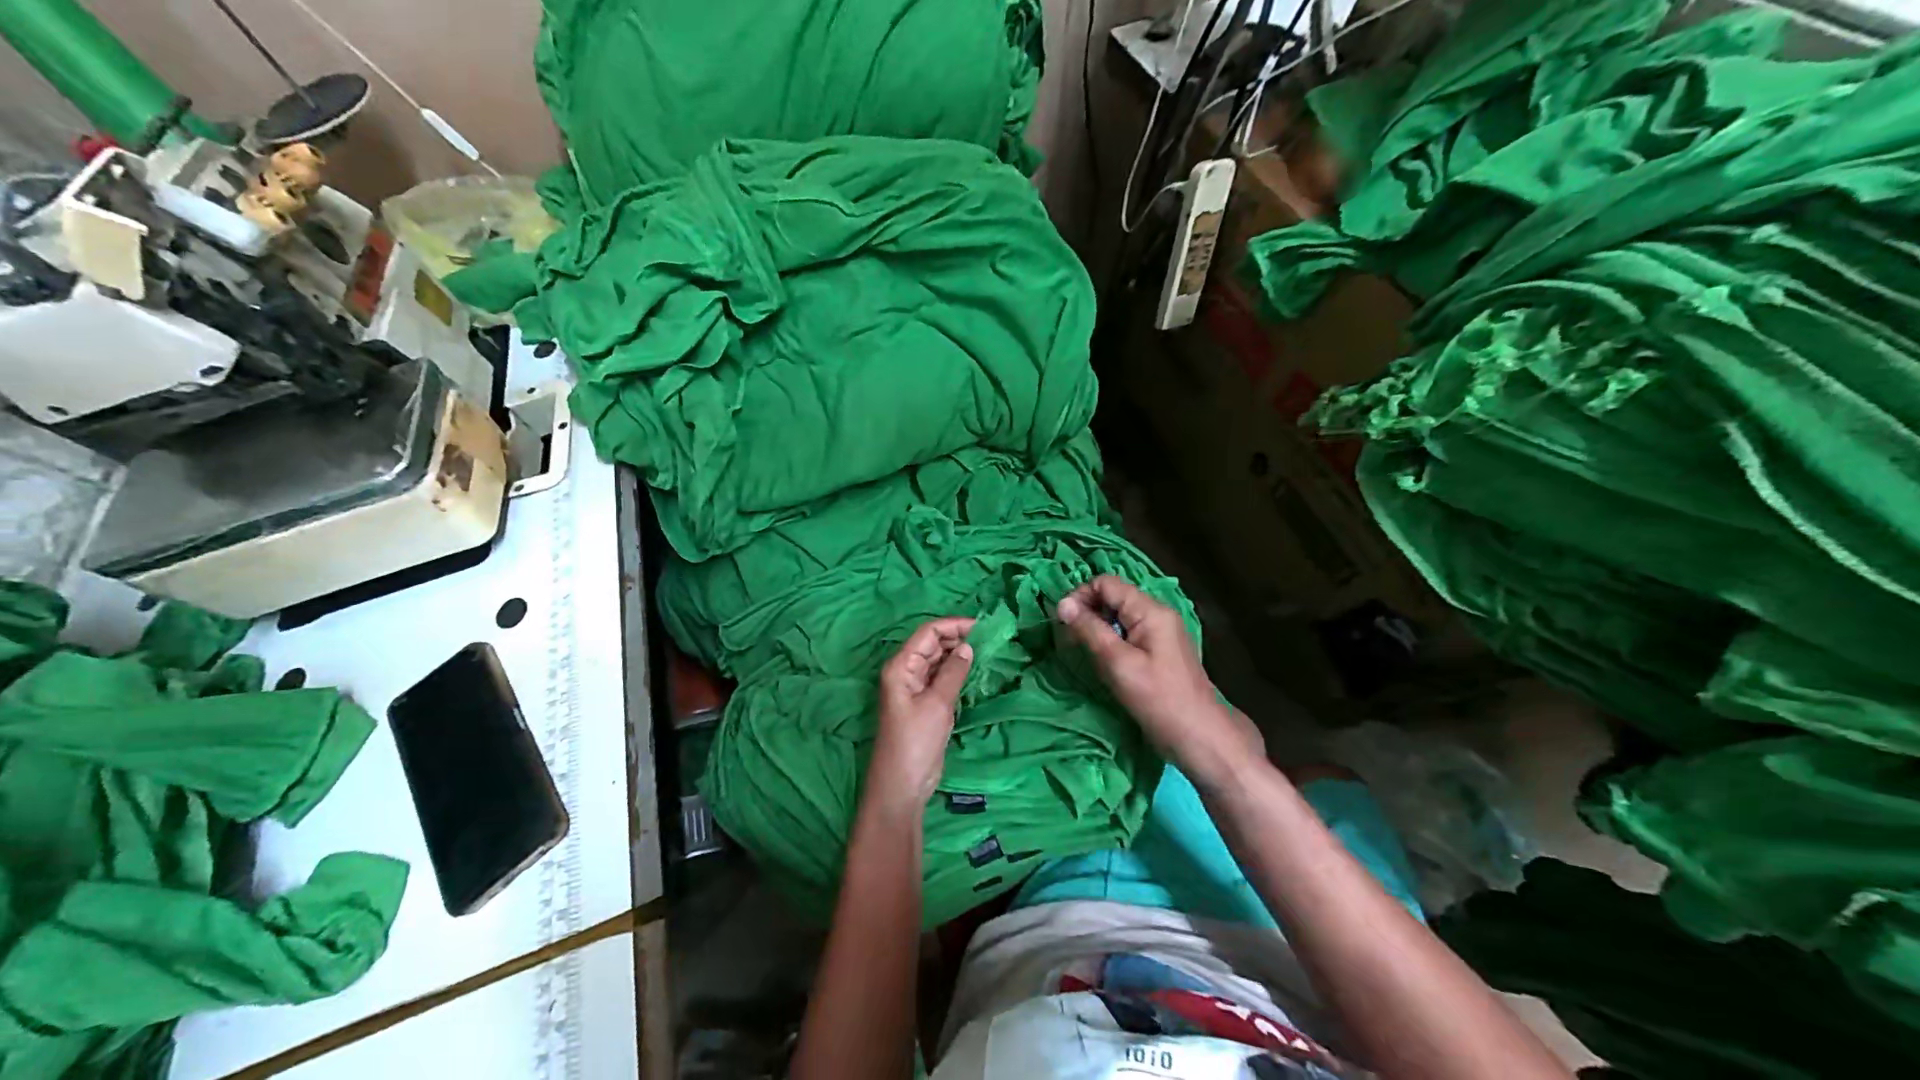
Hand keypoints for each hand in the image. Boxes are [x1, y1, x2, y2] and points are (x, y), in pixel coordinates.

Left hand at [868, 617, 974, 809]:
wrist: (902, 783)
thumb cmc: (916, 741)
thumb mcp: (938, 703)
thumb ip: (953, 672)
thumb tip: (968, 647)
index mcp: (901, 666)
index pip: (928, 633)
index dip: (953, 625)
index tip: (981, 626)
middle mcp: (905, 672)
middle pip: (932, 644)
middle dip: (957, 638)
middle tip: (988, 639)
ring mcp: (913, 688)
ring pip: (937, 660)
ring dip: (958, 654)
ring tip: (985, 651)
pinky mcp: (923, 703)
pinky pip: (940, 678)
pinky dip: (955, 671)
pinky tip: (973, 671)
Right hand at [1057, 576, 1264, 790]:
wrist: (1200, 736)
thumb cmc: (1158, 699)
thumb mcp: (1118, 663)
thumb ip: (1090, 630)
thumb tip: (1062, 604)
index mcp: (1151, 610)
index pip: (1107, 583)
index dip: (1080, 596)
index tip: (1062, 622)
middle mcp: (1157, 614)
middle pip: (1113, 597)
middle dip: (1087, 613)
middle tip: (1070, 641)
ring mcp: (1160, 633)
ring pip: (1118, 616)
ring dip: (1097, 629)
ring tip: (1085, 654)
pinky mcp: (1159, 651)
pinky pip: (1128, 634)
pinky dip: (1110, 642)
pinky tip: (1104, 663)